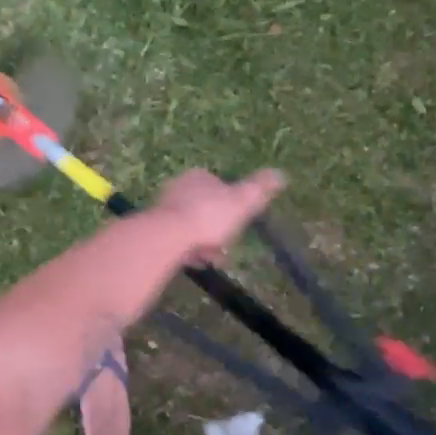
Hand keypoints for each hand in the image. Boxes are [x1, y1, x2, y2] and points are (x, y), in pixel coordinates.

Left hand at [153, 168, 284, 260]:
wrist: (168, 236)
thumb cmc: (209, 216)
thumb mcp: (243, 200)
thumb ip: (260, 187)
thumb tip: (281, 174)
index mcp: (198, 176)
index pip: (221, 188)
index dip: (233, 208)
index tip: (240, 225)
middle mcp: (177, 186)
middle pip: (206, 210)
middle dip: (218, 230)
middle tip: (225, 247)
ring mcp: (163, 207)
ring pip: (192, 226)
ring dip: (204, 243)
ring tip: (210, 258)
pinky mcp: (153, 227)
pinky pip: (177, 239)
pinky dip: (187, 250)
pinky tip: (194, 261)